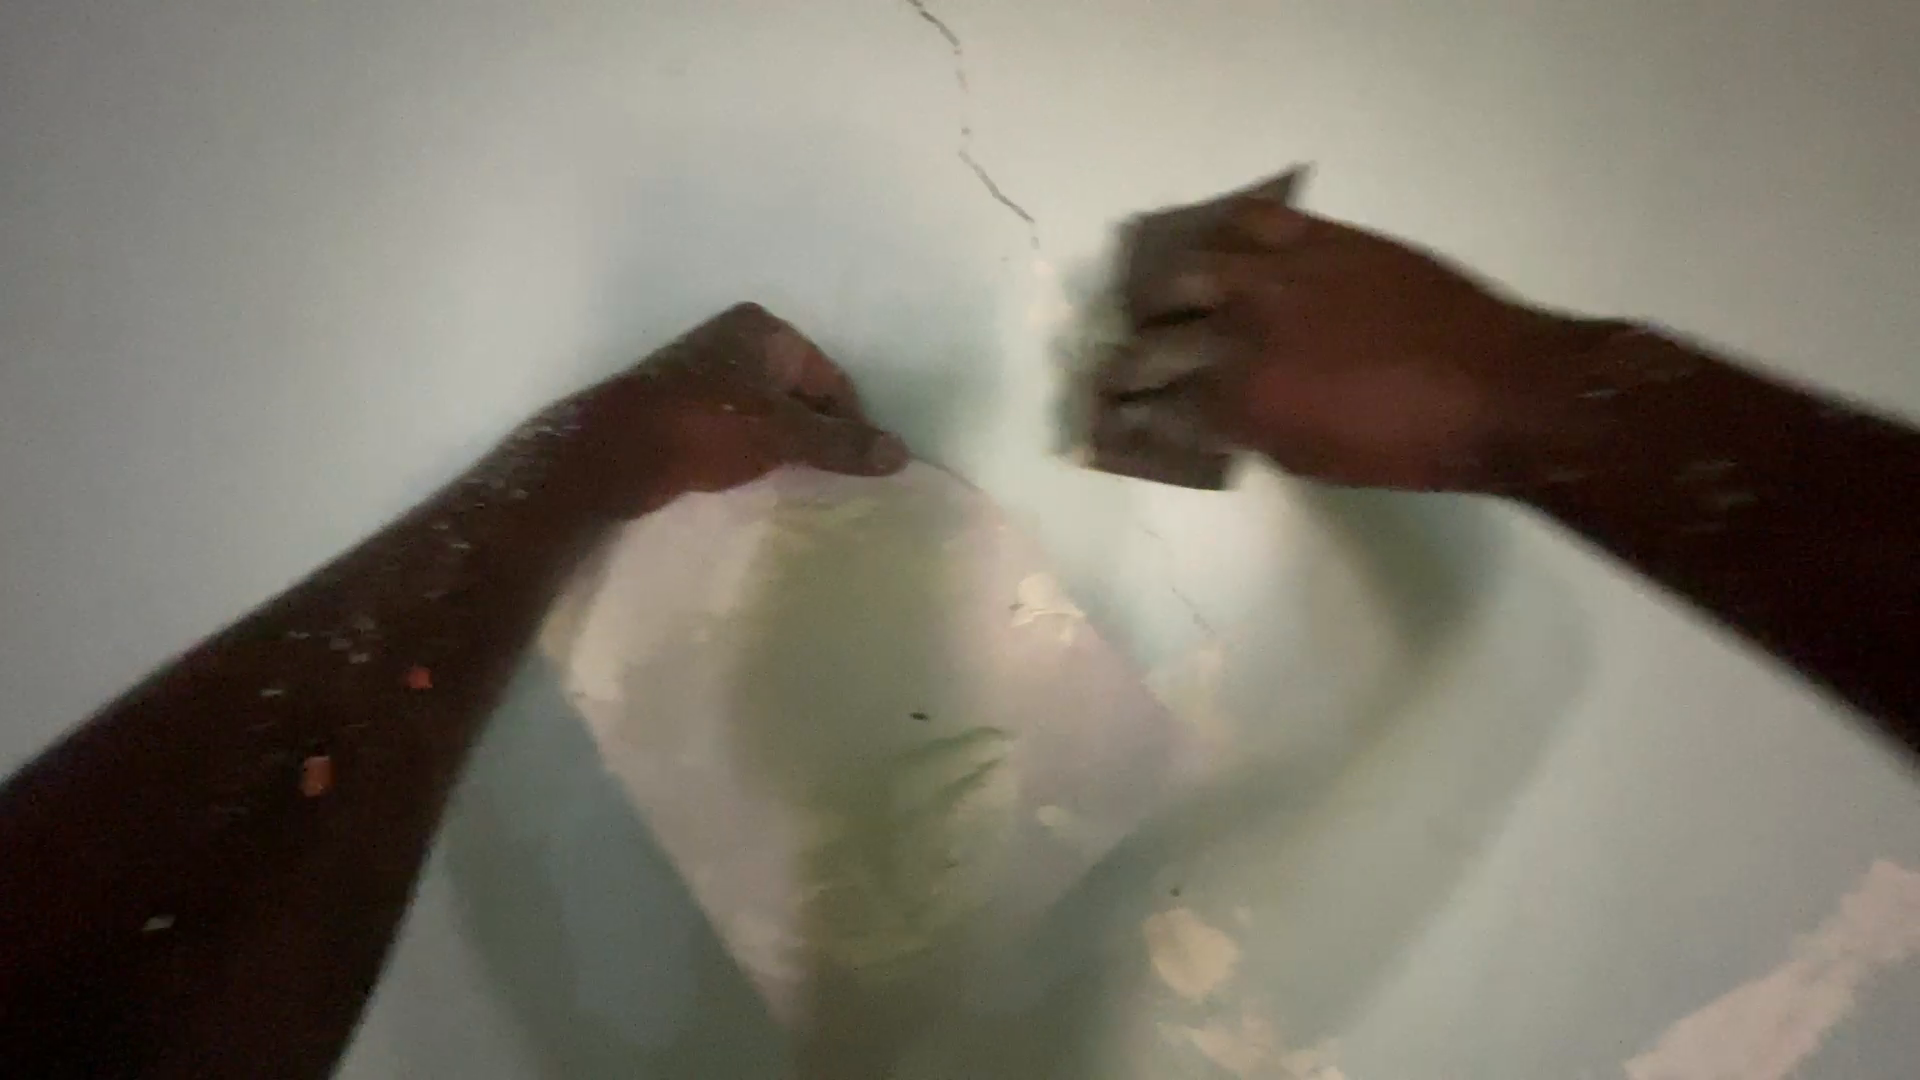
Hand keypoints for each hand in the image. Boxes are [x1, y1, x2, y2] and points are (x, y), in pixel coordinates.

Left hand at [564, 303, 907, 516]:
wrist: (616, 452)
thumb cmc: (707, 428)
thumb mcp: (784, 434)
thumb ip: (842, 443)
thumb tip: (901, 453)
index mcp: (766, 331)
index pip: (831, 378)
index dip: (850, 421)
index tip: (858, 463)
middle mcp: (739, 339)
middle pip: (804, 390)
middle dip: (820, 430)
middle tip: (832, 472)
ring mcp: (711, 369)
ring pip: (774, 407)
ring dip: (790, 440)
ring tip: (799, 475)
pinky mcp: (690, 401)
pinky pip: (746, 420)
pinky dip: (761, 443)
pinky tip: (761, 470)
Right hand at [1119, 192, 1587, 491]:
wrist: (1499, 389)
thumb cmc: (1400, 446)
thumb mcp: (1304, 458)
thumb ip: (1243, 431)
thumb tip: (1210, 411)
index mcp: (1241, 403)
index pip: (1156, 408)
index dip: (1128, 418)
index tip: (1111, 420)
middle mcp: (1245, 335)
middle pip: (1154, 344)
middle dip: (1124, 364)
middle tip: (1118, 369)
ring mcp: (1281, 279)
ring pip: (1187, 272)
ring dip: (1158, 294)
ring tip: (1156, 302)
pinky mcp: (1321, 240)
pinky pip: (1254, 220)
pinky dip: (1222, 232)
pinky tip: (1218, 248)